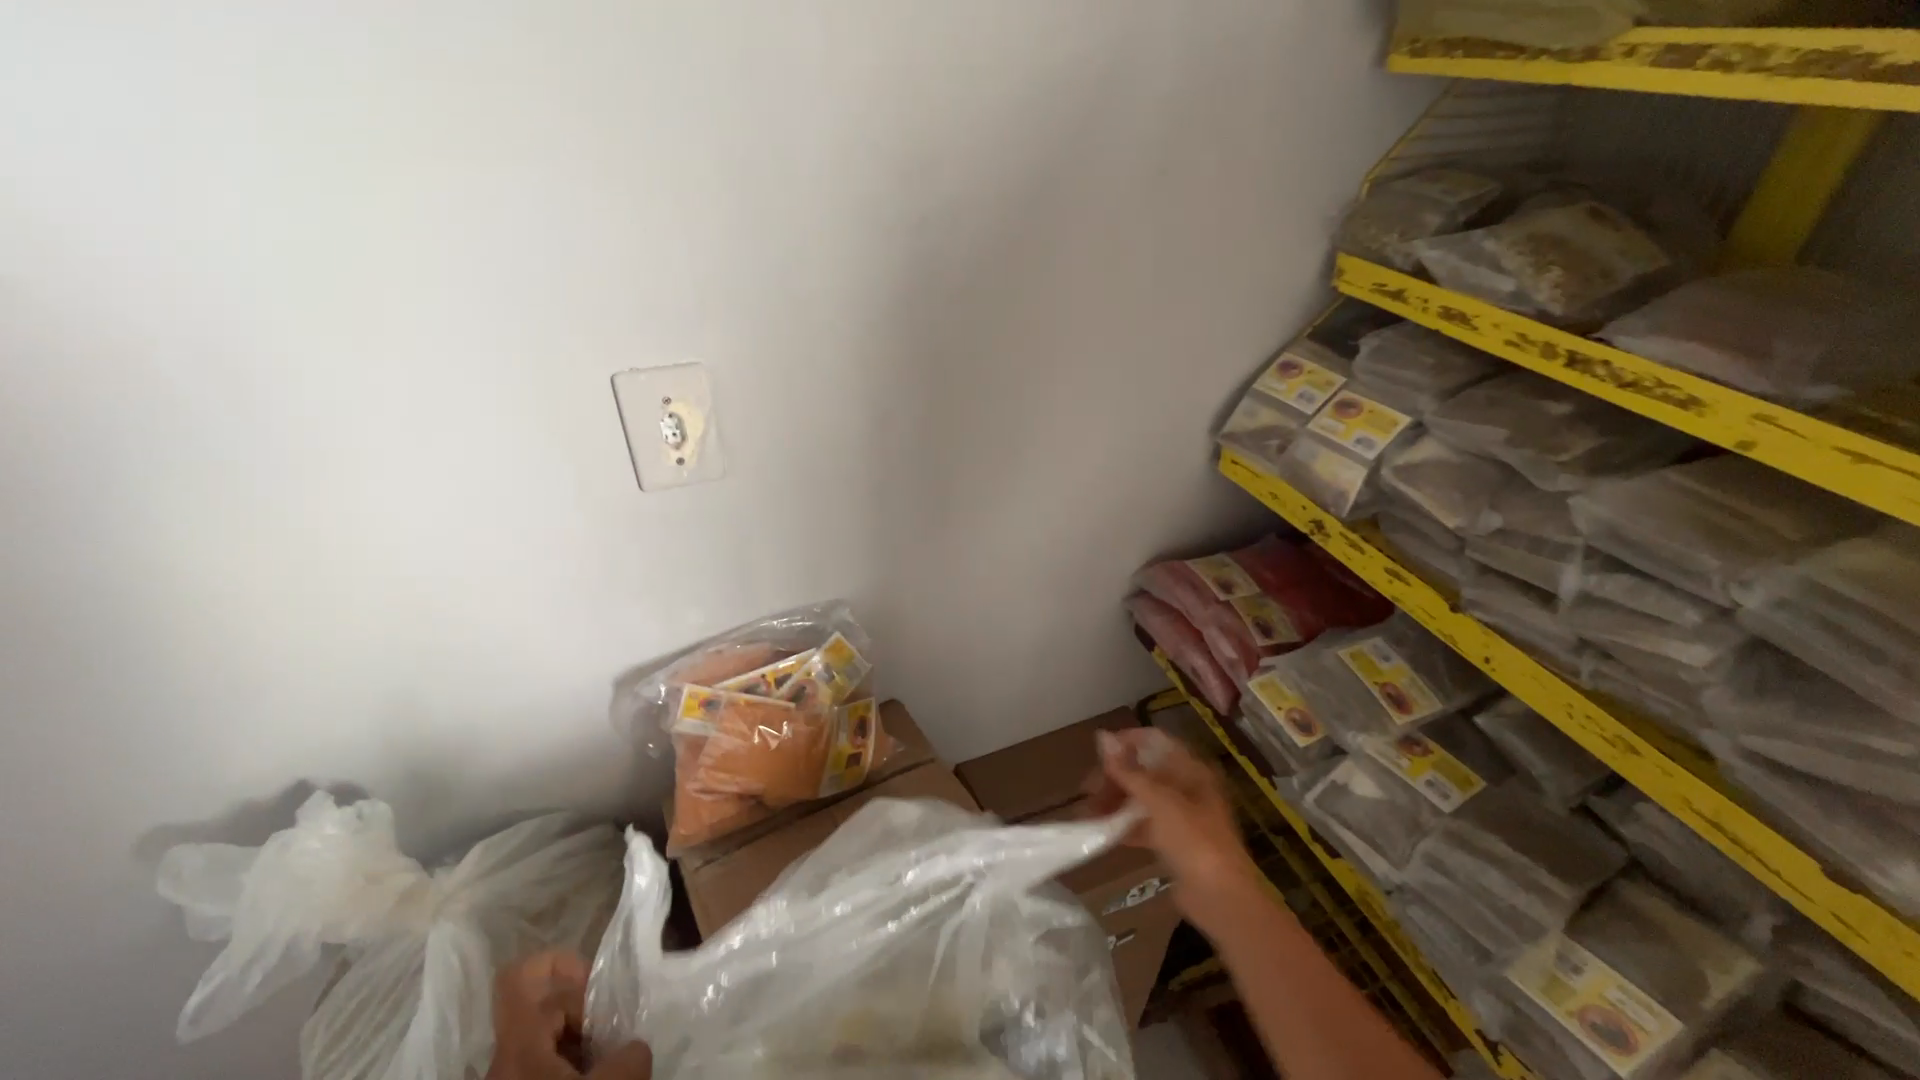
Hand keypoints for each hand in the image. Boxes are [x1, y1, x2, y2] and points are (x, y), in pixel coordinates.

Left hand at [486, 950, 653, 1079]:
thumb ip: (629, 1061)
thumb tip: (634, 1049)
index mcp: (521, 1042)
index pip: (524, 977)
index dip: (563, 968)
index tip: (598, 993)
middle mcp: (510, 1055)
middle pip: (544, 1006)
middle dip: (585, 1010)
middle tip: (613, 1028)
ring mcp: (515, 1079)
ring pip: (551, 1040)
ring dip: (586, 1044)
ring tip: (616, 1061)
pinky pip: (552, 1067)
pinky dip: (580, 1067)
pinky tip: (604, 1076)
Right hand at [1084, 728, 1264, 936]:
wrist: (1220, 897)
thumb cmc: (1194, 839)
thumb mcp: (1159, 801)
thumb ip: (1128, 771)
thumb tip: (1102, 736)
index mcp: (1191, 770)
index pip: (1154, 742)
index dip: (1126, 742)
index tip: (1096, 753)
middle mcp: (1187, 789)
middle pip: (1144, 772)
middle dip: (1114, 778)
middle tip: (1087, 791)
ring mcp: (1180, 818)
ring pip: (1141, 800)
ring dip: (1114, 803)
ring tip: (1087, 814)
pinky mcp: (1173, 844)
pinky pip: (1143, 826)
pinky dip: (1122, 827)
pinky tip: (1100, 833)